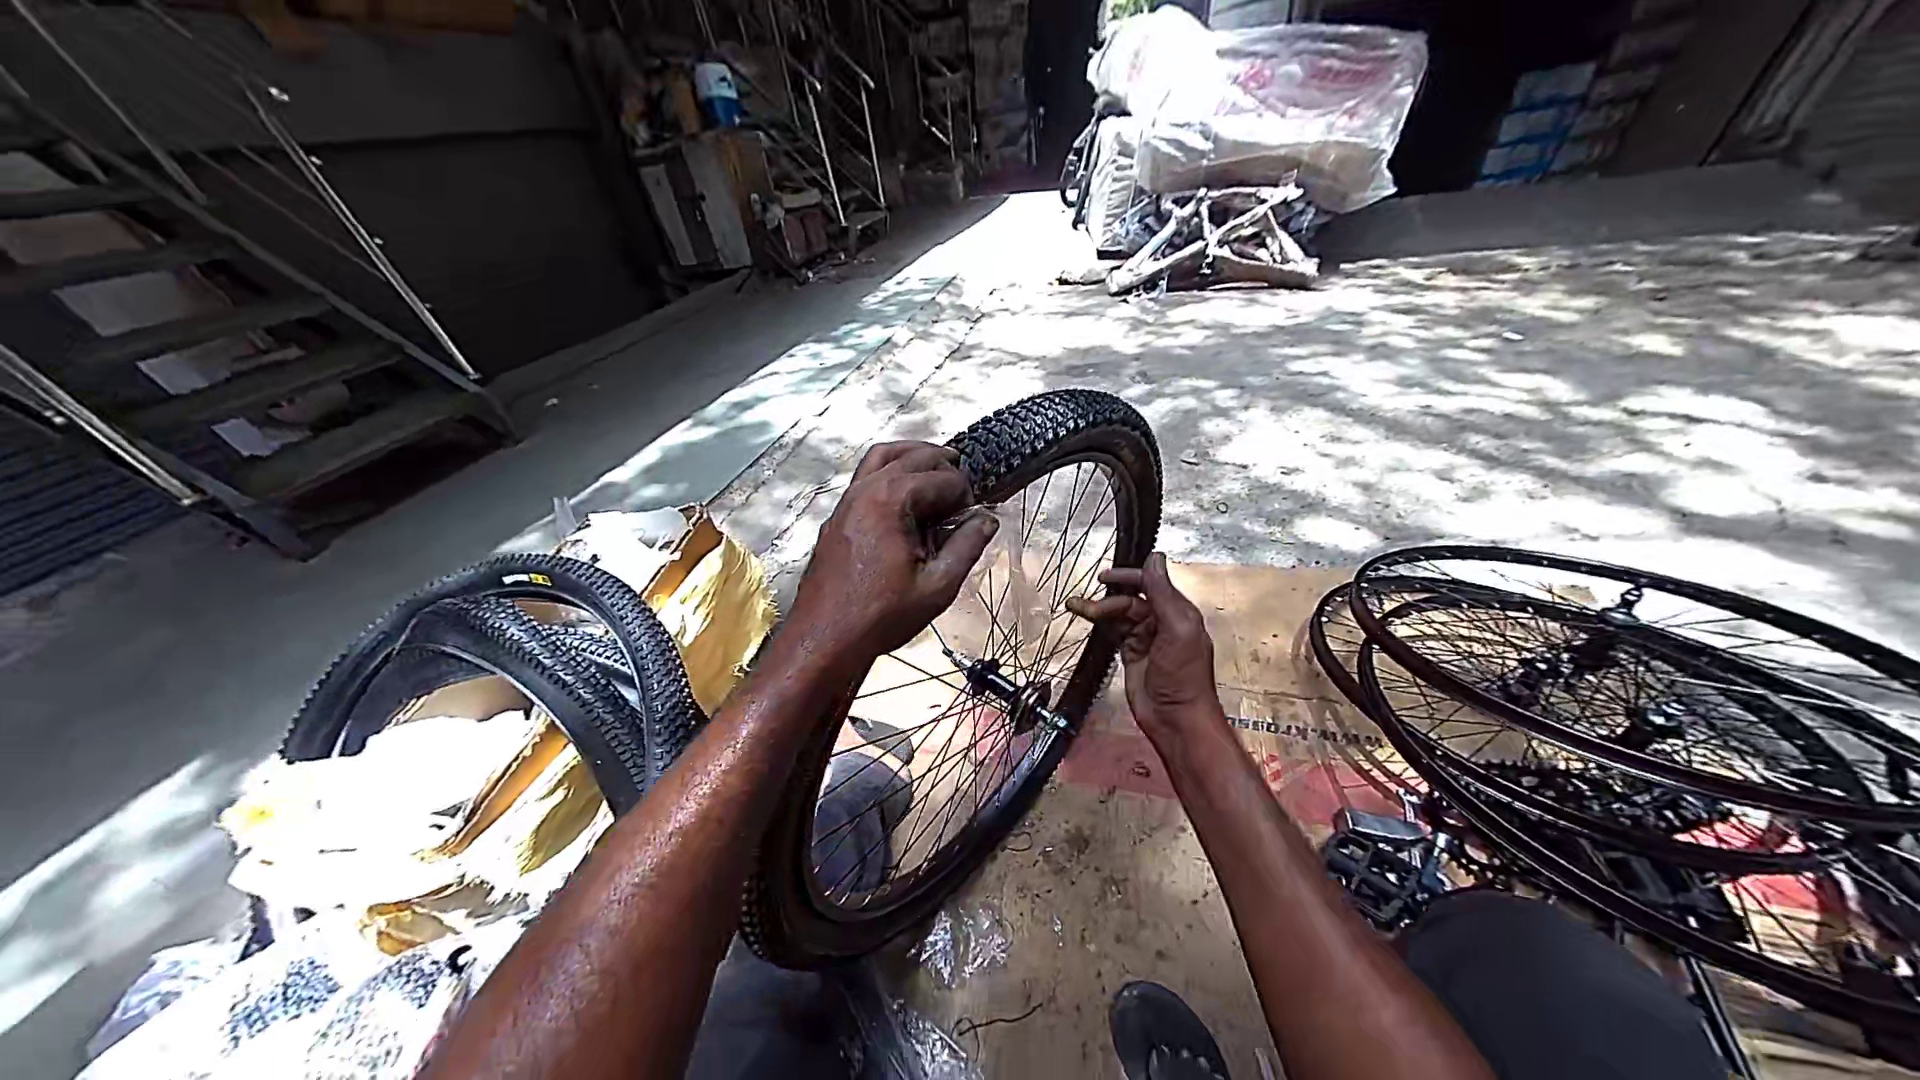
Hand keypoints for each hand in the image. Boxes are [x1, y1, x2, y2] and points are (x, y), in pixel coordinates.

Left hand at [789, 442, 998, 664]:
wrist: (825, 638)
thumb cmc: (879, 616)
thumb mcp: (937, 586)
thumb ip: (967, 546)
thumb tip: (987, 520)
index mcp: (891, 500)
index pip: (943, 477)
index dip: (966, 494)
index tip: (974, 516)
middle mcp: (865, 490)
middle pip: (913, 455)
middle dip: (945, 467)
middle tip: (964, 492)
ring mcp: (847, 501)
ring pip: (884, 457)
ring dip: (914, 458)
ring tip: (937, 476)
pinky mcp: (838, 517)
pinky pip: (866, 478)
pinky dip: (891, 474)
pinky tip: (906, 503)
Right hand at [1066, 553, 1223, 744]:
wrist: (1176, 719)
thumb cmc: (1182, 675)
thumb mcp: (1177, 628)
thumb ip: (1163, 593)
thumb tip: (1155, 556)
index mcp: (1178, 612)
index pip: (1151, 584)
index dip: (1128, 577)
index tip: (1104, 577)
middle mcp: (1162, 622)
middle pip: (1130, 600)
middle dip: (1108, 599)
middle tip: (1084, 604)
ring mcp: (1146, 640)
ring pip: (1119, 616)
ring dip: (1099, 610)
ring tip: (1076, 608)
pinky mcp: (1132, 655)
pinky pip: (1115, 633)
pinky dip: (1101, 625)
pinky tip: (1088, 621)